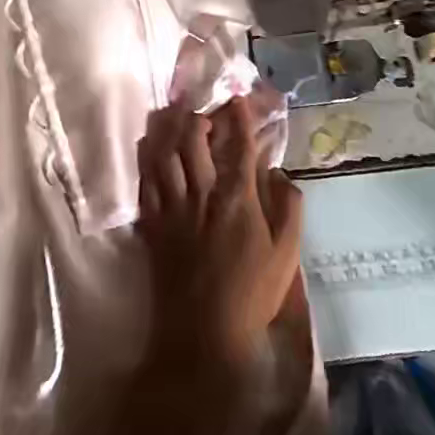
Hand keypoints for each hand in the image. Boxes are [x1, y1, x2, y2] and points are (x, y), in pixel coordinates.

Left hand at [136, 97, 302, 367]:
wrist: (203, 336)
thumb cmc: (253, 294)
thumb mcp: (287, 252)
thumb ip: (288, 207)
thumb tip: (278, 173)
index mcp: (238, 199)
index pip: (238, 146)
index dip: (239, 118)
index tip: (238, 99)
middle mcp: (201, 195)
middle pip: (193, 141)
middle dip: (198, 116)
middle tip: (204, 108)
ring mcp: (172, 210)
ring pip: (164, 156)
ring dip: (168, 130)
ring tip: (173, 114)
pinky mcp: (153, 227)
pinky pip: (145, 183)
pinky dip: (147, 159)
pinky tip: (149, 148)